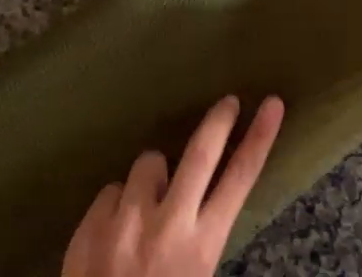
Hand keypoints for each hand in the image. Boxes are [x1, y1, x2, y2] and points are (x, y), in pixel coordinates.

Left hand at [62, 95, 285, 276]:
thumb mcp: (197, 275)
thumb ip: (201, 236)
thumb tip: (206, 198)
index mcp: (202, 244)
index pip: (240, 177)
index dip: (260, 136)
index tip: (272, 103)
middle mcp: (168, 225)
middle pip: (200, 153)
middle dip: (218, 121)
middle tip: (228, 102)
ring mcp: (125, 223)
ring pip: (148, 164)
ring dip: (154, 175)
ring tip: (147, 204)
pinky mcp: (88, 228)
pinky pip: (110, 191)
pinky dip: (117, 203)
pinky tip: (113, 228)